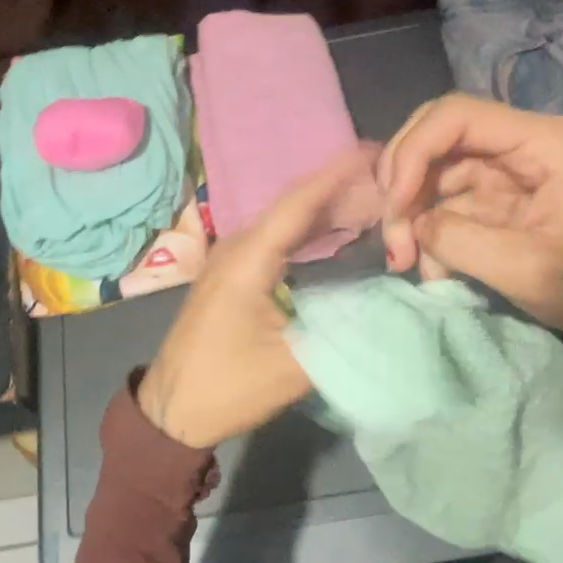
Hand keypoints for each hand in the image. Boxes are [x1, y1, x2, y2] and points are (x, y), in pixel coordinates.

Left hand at [136, 147, 378, 447]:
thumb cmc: (227, 388)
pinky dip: (309, 230)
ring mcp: (230, 259)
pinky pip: (276, 239)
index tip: (376, 151)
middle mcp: (236, 247)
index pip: (300, 202)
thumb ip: (345, 334)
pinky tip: (337, 232)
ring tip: (374, 199)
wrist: (170, 411)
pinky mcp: (231, 275)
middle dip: (342, 188)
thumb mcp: (294, 367)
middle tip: (390, 180)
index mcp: (249, 259)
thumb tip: (391, 307)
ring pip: (284, 220)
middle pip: (294, 205)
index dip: (339, 174)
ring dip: (326, 209)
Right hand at [378, 94, 562, 347]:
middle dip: (403, 182)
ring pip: (432, 173)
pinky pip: (442, 203)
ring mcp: (504, 171)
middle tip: (391, 233)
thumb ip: (458, 241)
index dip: (414, 152)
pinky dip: (425, 233)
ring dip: (409, 215)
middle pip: (435, 136)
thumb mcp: (527, 269)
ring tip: (404, 262)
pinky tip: (428, 269)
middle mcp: (518, 144)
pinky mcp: (494, 200)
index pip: (456, 116)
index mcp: (541, 141)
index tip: (396, 203)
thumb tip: (412, 226)